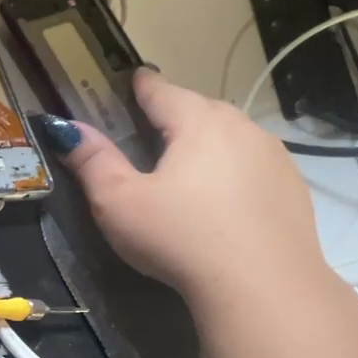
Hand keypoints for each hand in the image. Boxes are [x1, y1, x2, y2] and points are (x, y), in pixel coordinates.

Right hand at [38, 69, 333, 311]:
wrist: (259, 280)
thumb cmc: (177, 234)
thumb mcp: (117, 200)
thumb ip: (93, 162)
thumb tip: (67, 129)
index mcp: (198, 125)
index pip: (165, 93)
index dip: (145, 85)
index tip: (135, 77)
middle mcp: (242, 129)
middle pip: (202, 110)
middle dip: (176, 113)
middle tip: (151, 124)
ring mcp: (274, 158)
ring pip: (231, 137)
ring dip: (206, 142)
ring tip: (183, 161)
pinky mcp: (290, 189)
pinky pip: (251, 166)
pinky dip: (230, 170)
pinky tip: (216, 196)